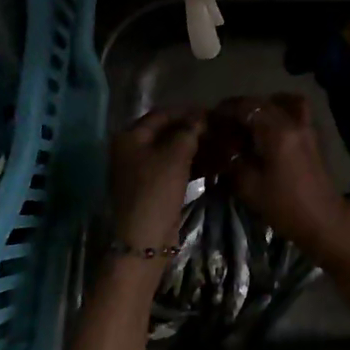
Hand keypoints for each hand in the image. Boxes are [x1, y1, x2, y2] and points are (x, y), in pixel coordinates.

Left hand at [109, 108, 205, 254]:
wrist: (145, 238)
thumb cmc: (156, 190)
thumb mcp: (175, 155)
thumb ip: (189, 131)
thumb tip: (200, 119)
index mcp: (129, 137)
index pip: (161, 114)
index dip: (187, 111)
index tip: (211, 112)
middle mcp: (131, 150)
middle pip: (166, 132)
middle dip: (191, 130)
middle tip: (217, 128)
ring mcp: (141, 171)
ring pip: (171, 151)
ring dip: (194, 147)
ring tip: (219, 144)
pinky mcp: (153, 188)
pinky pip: (173, 168)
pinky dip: (190, 163)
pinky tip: (211, 163)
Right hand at [218, 94, 349, 269]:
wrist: (323, 220)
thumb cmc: (284, 206)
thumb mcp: (249, 185)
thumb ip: (231, 158)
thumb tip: (217, 141)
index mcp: (277, 132)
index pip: (246, 107)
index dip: (225, 109)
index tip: (210, 118)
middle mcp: (293, 121)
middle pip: (262, 102)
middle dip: (239, 108)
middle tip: (222, 123)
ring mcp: (305, 126)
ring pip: (280, 102)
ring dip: (261, 107)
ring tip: (247, 122)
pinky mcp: (311, 136)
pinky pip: (295, 110)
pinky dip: (280, 110)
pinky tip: (268, 126)